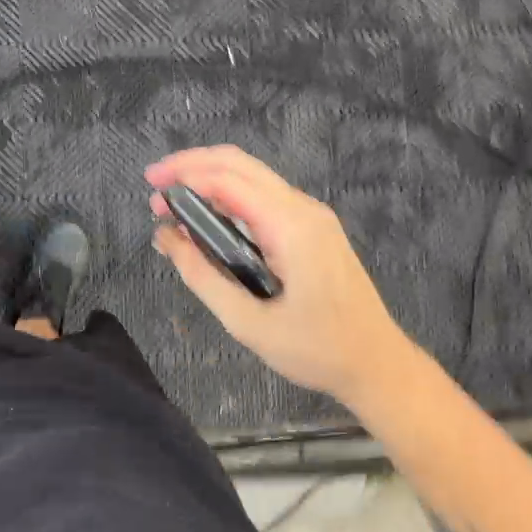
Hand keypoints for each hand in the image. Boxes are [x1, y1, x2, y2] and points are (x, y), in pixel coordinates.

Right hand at [147, 146, 413, 403]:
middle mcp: (303, 208)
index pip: (228, 180)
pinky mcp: (312, 226)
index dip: (185, 176)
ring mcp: (311, 214)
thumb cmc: (318, 351)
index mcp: (291, 227)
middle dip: (191, 165)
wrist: (381, 367)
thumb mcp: (249, 324)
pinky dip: (227, 194)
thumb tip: (165, 239)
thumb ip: (203, 277)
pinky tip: (205, 215)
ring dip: (208, 178)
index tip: (150, 189)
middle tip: (154, 184)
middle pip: (239, 164)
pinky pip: (263, 194)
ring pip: (251, 174)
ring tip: (172, 201)